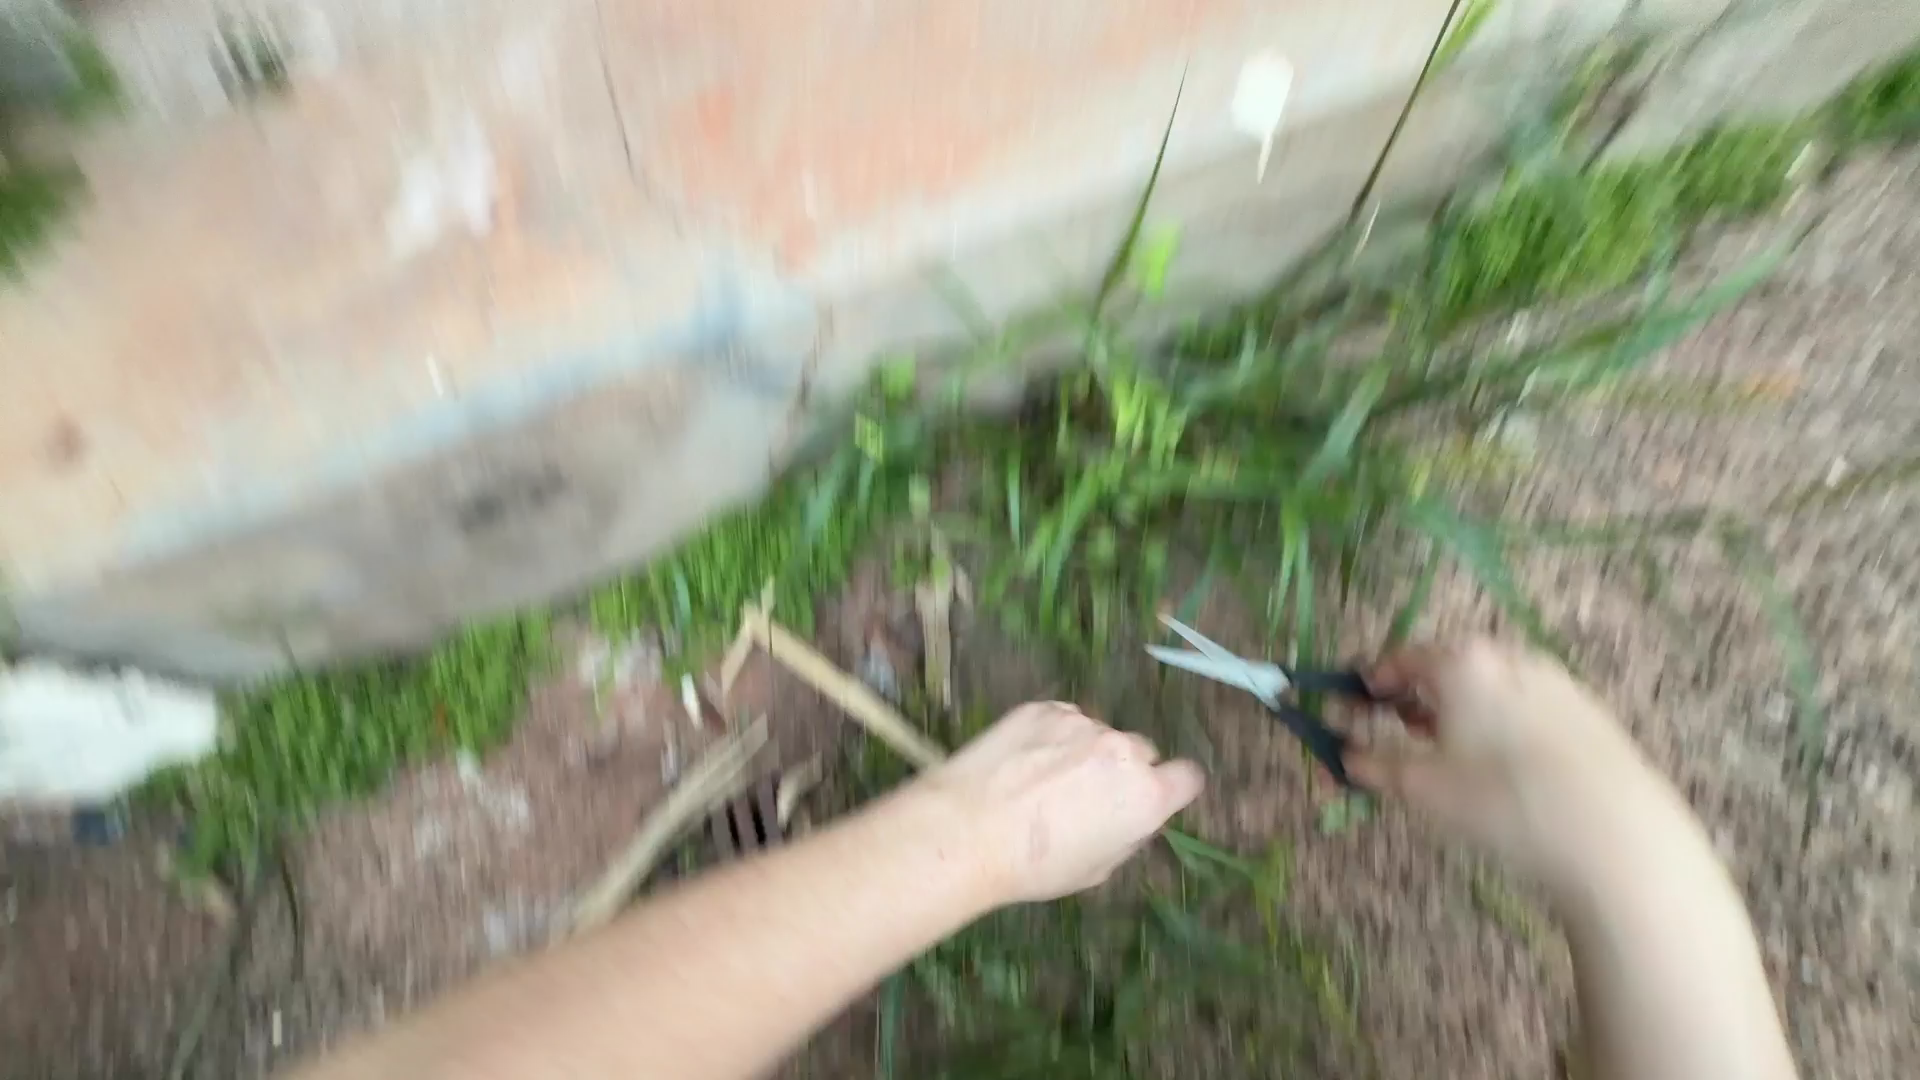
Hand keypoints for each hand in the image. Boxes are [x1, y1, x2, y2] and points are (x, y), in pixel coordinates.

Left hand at [925, 702, 1204, 903]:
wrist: (969, 828)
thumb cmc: (1036, 865)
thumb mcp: (1099, 868)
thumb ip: (1128, 831)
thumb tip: (1129, 813)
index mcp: (1146, 795)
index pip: (1188, 776)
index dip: (1173, 786)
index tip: (1157, 794)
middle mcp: (1121, 749)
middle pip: (1141, 751)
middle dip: (1123, 768)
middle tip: (1086, 791)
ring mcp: (1082, 722)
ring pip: (1097, 733)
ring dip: (1084, 749)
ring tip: (1042, 777)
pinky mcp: (1045, 707)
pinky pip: (1062, 719)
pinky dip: (1051, 735)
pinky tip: (1023, 759)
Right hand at [1345, 639, 1668, 882]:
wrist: (1626, 847)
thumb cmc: (1504, 803)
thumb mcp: (1420, 787)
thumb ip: (1370, 764)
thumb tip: (1345, 757)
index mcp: (1462, 662)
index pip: (1396, 659)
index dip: (1367, 684)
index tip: (1353, 710)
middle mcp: (1509, 658)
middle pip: (1443, 669)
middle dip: (1412, 699)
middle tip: (1398, 735)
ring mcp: (1556, 684)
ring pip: (1485, 688)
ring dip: (1454, 712)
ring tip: (1448, 756)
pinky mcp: (1592, 715)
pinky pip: (1524, 707)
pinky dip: (1497, 725)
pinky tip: (1502, 770)